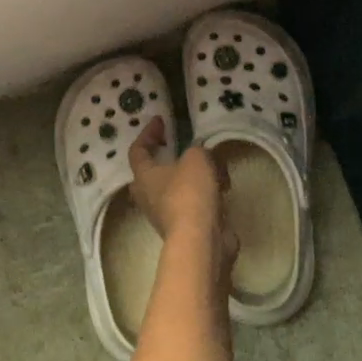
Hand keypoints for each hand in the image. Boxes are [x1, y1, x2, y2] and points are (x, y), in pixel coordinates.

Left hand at [127, 119, 233, 247]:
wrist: (200, 240)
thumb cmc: (190, 193)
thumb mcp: (196, 157)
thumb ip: (197, 151)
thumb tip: (199, 157)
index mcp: (143, 176)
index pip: (137, 150)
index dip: (148, 133)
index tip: (161, 120)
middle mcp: (147, 196)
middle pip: (151, 173)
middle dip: (167, 160)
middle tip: (183, 150)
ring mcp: (164, 215)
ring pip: (176, 188)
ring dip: (194, 177)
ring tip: (216, 169)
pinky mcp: (183, 228)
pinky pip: (192, 204)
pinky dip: (205, 194)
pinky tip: (223, 190)